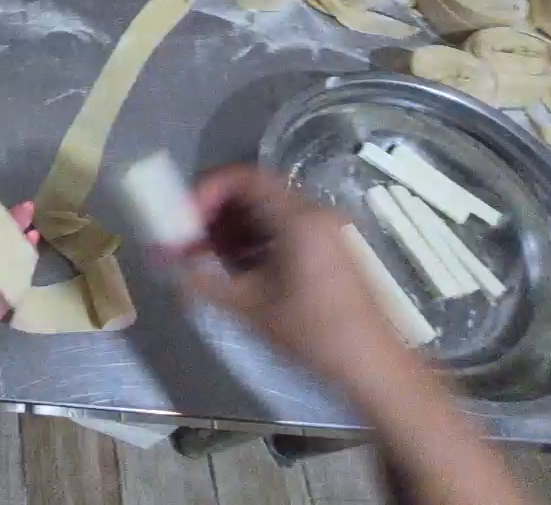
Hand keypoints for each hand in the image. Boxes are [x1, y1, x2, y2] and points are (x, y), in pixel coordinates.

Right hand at [174, 164, 421, 394]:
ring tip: (211, 257)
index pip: (243, 177)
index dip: (207, 190)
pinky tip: (242, 270)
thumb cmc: (316, 334)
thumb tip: (169, 267)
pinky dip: (257, 240)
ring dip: (234, 228)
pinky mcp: (335, 250)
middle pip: (254, 193)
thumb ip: (204, 282)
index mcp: (298, 217)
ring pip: (269, 212)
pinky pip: (286, 228)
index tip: (186, 217)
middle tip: (192, 238)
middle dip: (216, 213)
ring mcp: (329, 231)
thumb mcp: (251, 308)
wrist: (382, 373)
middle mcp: (315, 213)